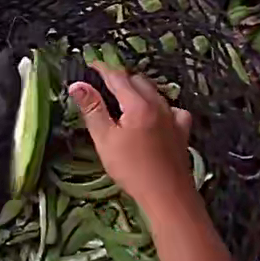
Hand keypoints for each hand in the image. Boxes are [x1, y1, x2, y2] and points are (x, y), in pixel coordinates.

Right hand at [68, 63, 195, 218]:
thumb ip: (92, 109)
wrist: (168, 195)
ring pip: (155, 92)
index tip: (90, 65)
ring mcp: (173, 116)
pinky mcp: (182, 130)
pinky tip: (155, 115)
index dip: (102, 69)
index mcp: (138, 104)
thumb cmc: (132, 169)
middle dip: (120, 78)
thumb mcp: (105, 139)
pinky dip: (159, 106)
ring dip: (138, 89)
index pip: (118, 77)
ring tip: (124, 97)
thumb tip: (77, 85)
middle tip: (103, 84)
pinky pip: (171, 108)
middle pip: (138, 80)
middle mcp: (158, 104)